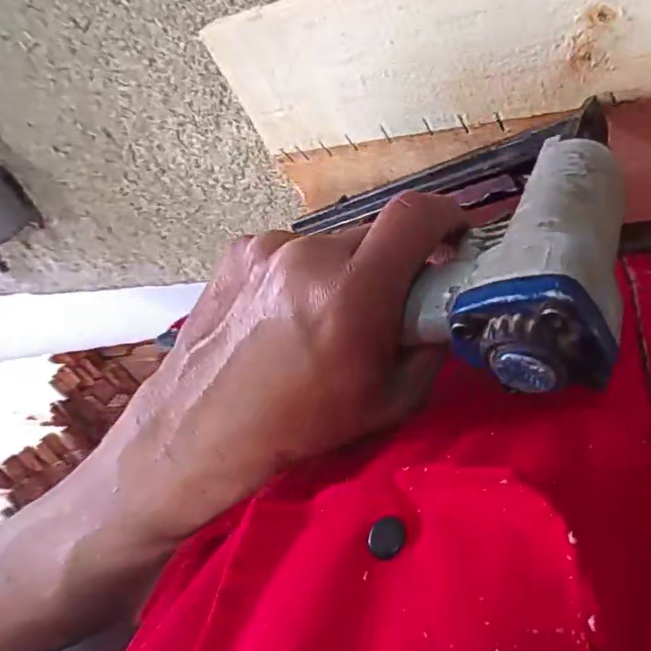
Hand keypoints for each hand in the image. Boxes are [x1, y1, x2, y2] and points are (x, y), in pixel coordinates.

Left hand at [82, 193, 464, 543]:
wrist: (193, 436)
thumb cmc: (299, 426)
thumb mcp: (391, 401)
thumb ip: (431, 346)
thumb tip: (443, 310)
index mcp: (351, 294)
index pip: (416, 215)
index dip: (448, 217)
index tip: (457, 238)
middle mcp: (309, 255)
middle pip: (380, 232)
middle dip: (399, 261)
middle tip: (392, 303)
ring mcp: (268, 247)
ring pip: (340, 242)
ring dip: (353, 269)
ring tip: (331, 316)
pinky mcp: (240, 249)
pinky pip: (301, 249)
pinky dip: (313, 272)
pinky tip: (292, 313)